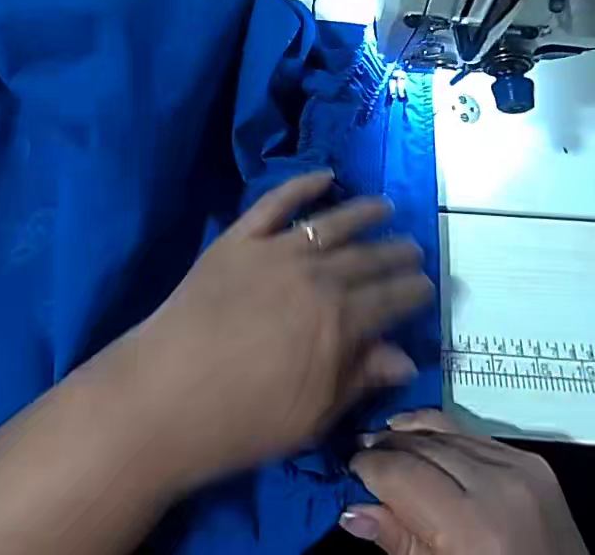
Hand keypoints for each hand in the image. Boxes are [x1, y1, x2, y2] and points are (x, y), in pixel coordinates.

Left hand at [94, 171, 432, 489]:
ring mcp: (274, 250)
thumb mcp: (313, 414)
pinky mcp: (238, 238)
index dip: (412, 291)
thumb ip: (359, 377)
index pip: (389, 300)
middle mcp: (315, 276)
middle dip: (395, 252)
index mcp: (338, 321)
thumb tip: (404, 357)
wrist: (166, 393)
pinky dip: (302, 185)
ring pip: (331, 223)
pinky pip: (276, 202)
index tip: (428, 283)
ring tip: (385, 205)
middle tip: (413, 247)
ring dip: (363, 212)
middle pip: (366, 258)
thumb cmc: (243, 419)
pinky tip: (324, 175)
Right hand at [342, 410, 588, 554]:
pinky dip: (442, 436)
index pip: (403, 473)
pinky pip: (471, 435)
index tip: (346, 467)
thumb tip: (350, 509)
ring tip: (381, 440)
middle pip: (422, 446)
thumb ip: (399, 543)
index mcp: (475, 527)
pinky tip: (422, 439)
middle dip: (385, 447)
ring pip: (444, 432)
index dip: (368, 467)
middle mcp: (498, 483)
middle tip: (357, 450)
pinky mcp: (532, 460)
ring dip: (409, 434)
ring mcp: (519, 466)